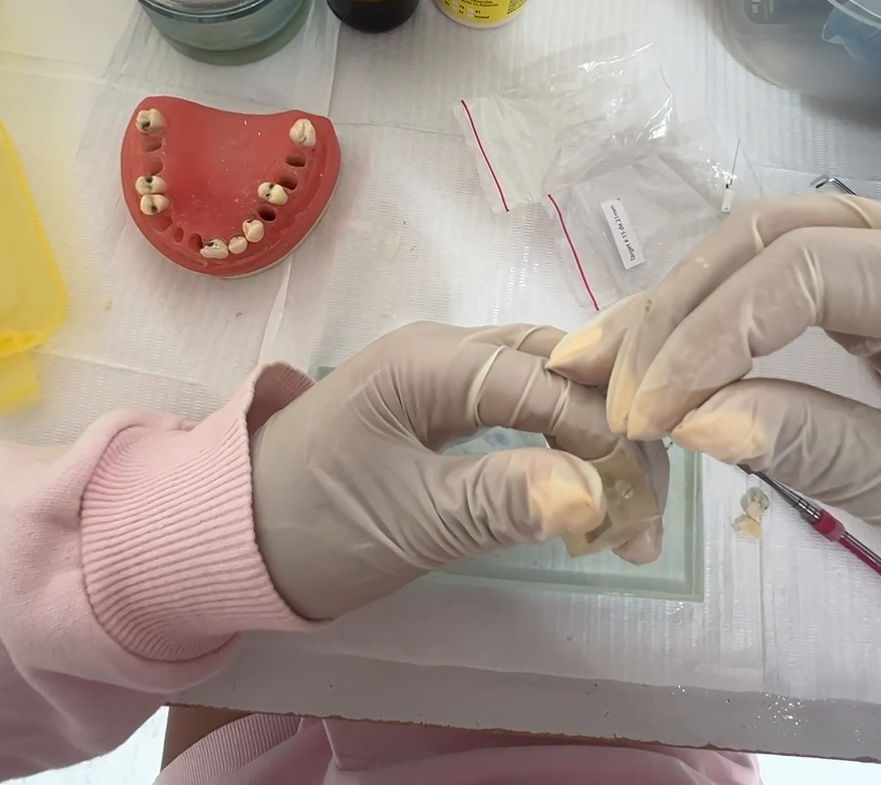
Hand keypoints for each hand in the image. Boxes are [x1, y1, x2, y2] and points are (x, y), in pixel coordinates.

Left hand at [251, 323, 666, 619]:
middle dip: (609, 427)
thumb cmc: (312, 522)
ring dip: (590, 436)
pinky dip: (559, 443)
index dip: (599, 433)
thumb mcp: (407, 518)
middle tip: (647, 504)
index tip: (639, 501)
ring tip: (627, 504)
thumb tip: (594, 496)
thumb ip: (498, 499)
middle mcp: (442, 349)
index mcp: (428, 360)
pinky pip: (519, 408)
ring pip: (543, 384)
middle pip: (554, 366)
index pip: (539, 379)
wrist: (233, 531)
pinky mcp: (441, 405)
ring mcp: (442, 374)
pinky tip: (582, 484)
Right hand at [548, 195, 880, 651]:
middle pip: (783, 229)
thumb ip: (809, 445)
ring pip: (783, 243)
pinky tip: (680, 344)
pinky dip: (732, 312)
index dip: (713, 331)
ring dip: (692, 298)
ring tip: (616, 357)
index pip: (813, 266)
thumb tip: (685, 418)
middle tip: (609, 377)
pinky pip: (804, 279)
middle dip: (683, 302)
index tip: (650, 409)